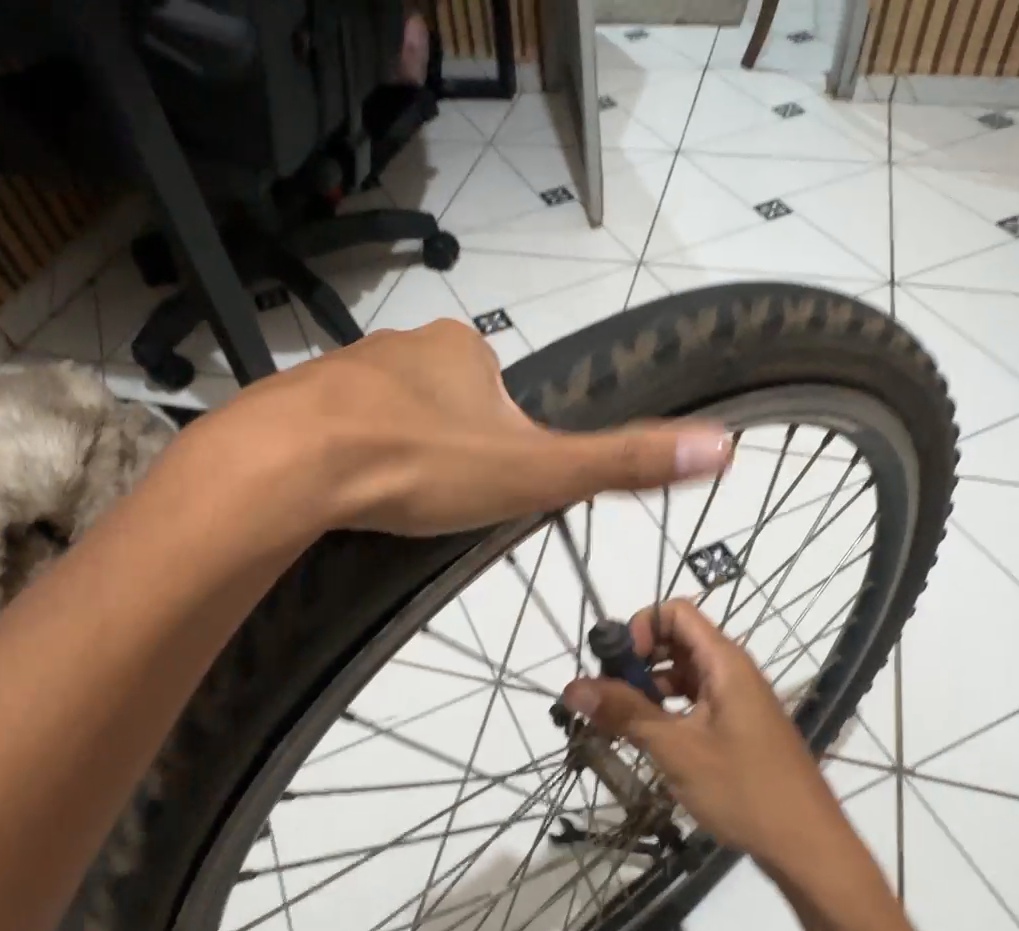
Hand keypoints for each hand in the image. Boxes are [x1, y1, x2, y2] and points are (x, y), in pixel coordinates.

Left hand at [225, 319, 730, 535]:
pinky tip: (344, 491)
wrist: (296, 465)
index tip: (483, 485)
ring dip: (399, 453)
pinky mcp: (299, 398)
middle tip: (434, 500)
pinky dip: (351, 457)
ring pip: (391, 415)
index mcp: (467, 349)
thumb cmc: (426, 463)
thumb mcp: (537, 471)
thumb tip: (722, 446)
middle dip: (448, 449)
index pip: (502, 393)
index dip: (501, 443)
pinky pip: (340, 428)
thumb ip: (622, 462)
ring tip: (388, 500)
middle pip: (447, 402)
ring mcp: (347, 368)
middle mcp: (408, 343)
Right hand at [560, 600, 854, 877]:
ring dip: (648, 690)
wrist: (808, 845)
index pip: (675, 612)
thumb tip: (572, 686)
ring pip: (683, 676)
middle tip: (606, 697)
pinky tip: (647, 742)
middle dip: (636, 661)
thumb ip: (625, 713)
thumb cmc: (744, 789)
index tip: (614, 666)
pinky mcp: (738, 729)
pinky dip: (667, 713)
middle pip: (676, 642)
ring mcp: (738, 702)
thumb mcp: (677, 749)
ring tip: (617, 723)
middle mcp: (732, 672)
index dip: (640, 627)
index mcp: (724, 663)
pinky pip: (695, 703)